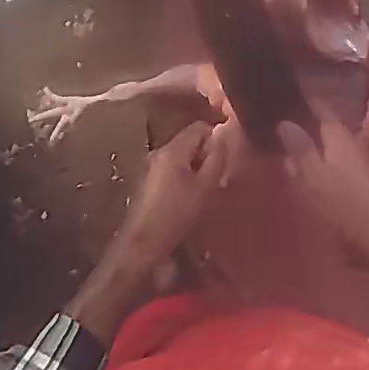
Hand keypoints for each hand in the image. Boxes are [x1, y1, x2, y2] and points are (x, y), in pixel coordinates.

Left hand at [118, 119, 234, 261]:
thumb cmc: (177, 214)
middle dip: (205, 155)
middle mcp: (158, 152)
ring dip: (194, 167)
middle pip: (188, 141)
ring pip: (179, 157)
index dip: (215, 137)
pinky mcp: (146, 181)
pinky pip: (170, 169)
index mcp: (172, 149)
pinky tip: (186, 198)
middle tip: (216, 177)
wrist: (143, 242)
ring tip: (203, 190)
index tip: (225, 158)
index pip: (199, 127)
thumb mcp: (205, 186)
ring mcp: (149, 166)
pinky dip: (181, 177)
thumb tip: (221, 139)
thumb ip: (216, 159)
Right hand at [276, 115, 368, 282]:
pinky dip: (316, 158)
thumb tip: (283, 121)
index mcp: (337, 134)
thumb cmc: (346, 207)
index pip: (317, 105)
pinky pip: (331, 158)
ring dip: (308, 140)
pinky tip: (303, 170)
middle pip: (321, 122)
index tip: (276, 96)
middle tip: (272, 121)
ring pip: (326, 141)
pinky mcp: (359, 178)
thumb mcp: (314, 178)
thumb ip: (299, 149)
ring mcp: (356, 159)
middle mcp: (349, 140)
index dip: (298, 99)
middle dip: (300, 120)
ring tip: (282, 144)